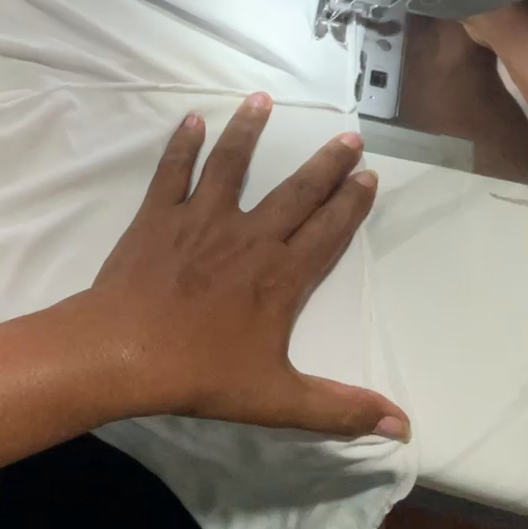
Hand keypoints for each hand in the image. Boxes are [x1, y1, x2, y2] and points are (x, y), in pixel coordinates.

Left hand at [78, 92, 409, 440]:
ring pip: (232, 166)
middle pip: (294, 192)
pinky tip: (191, 120)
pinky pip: (172, 172)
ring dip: (250, 131)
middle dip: (324, 164)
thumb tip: (403, 428)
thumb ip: (339, 410)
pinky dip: (182, 145)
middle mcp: (247, 237)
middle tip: (347, 136)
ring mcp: (199, 221)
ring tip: (262, 100)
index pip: (328, 232)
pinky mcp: (156, 217)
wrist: (124, 352)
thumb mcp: (276, 400)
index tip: (368, 177)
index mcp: (281, 276)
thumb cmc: (199, 374)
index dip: (351, 204)